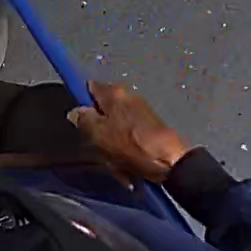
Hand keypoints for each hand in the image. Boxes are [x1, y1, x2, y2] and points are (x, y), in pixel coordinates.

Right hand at [68, 81, 191, 184]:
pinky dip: (126, 147)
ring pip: (116, 125)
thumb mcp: (98, 134)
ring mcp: (142, 111)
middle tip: (96, 144)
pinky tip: (127, 164)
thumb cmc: (131, 145)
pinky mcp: (152, 126)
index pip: (89, 86)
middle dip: (98, 126)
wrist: (173, 163)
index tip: (80, 118)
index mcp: (114, 93)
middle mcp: (129, 96)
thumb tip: (77, 112)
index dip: (81, 100)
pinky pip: (130, 135)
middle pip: (103, 108)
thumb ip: (83, 119)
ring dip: (111, 141)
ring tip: (114, 161)